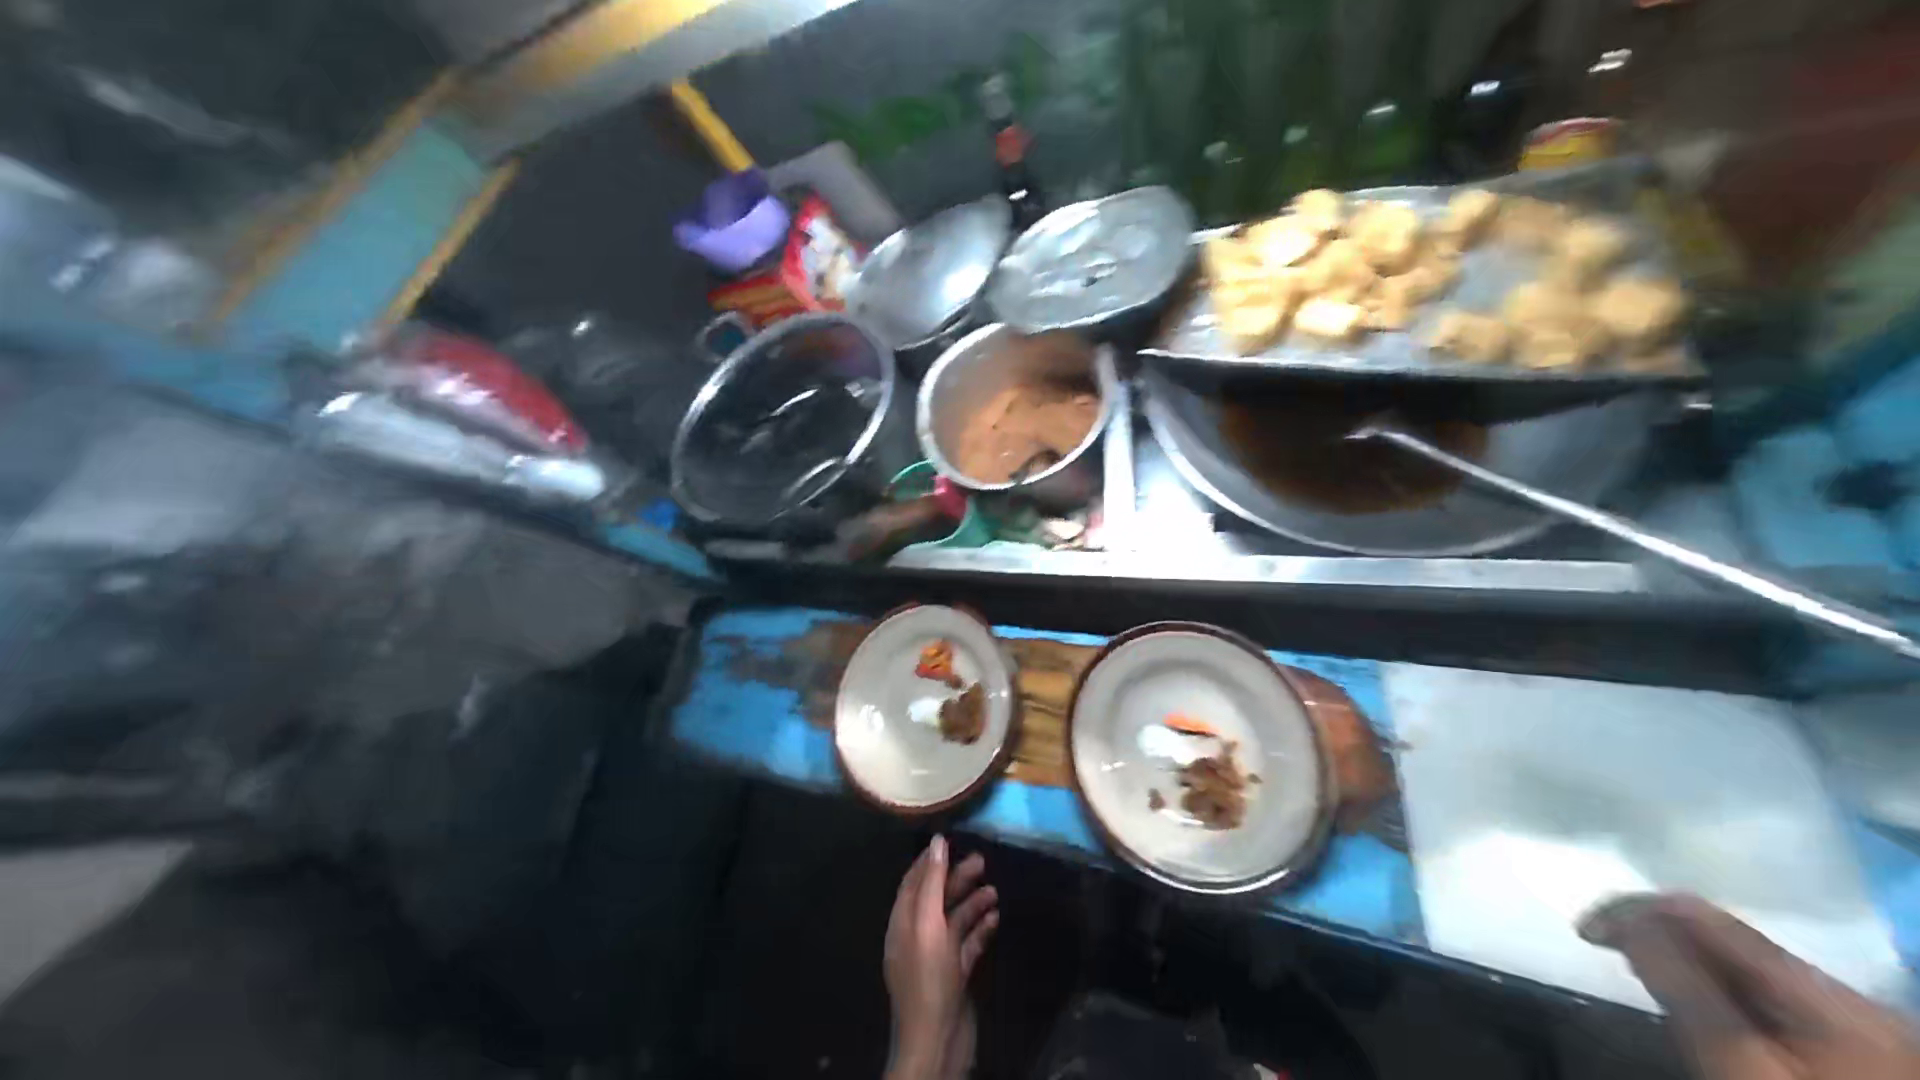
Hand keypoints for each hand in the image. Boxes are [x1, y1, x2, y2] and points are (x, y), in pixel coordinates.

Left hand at [883, 836, 998, 1079]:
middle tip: (982, 860)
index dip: (930, 861)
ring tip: (994, 889)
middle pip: (936, 898)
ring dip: (972, 901)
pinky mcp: (955, 974)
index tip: (950, 841)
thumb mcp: (927, 924)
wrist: (937, 1044)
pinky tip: (996, 916)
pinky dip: (981, 927)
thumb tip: (937, 841)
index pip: (913, 882)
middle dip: (956, 878)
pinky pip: (968, 942)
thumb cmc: (928, 979)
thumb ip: (931, 883)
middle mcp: (917, 935)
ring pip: (954, 919)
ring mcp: (937, 956)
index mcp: (903, 923)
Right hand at [1579, 893, 1919, 1079]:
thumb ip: (1680, 984)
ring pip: (1745, 968)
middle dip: (1659, 937)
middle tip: (1609, 954)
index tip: (1584, 934)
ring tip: (1645, 980)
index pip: (1703, 914)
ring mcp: (1861, 1030)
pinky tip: (1699, 1011)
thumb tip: (1626, 920)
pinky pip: (1767, 998)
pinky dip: (1717, 991)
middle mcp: (1848, 998)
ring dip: (1684, 964)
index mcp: (1826, 994)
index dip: (1632, 910)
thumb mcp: (1736, 1064)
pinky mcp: (1858, 1054)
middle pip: (1728, 939)